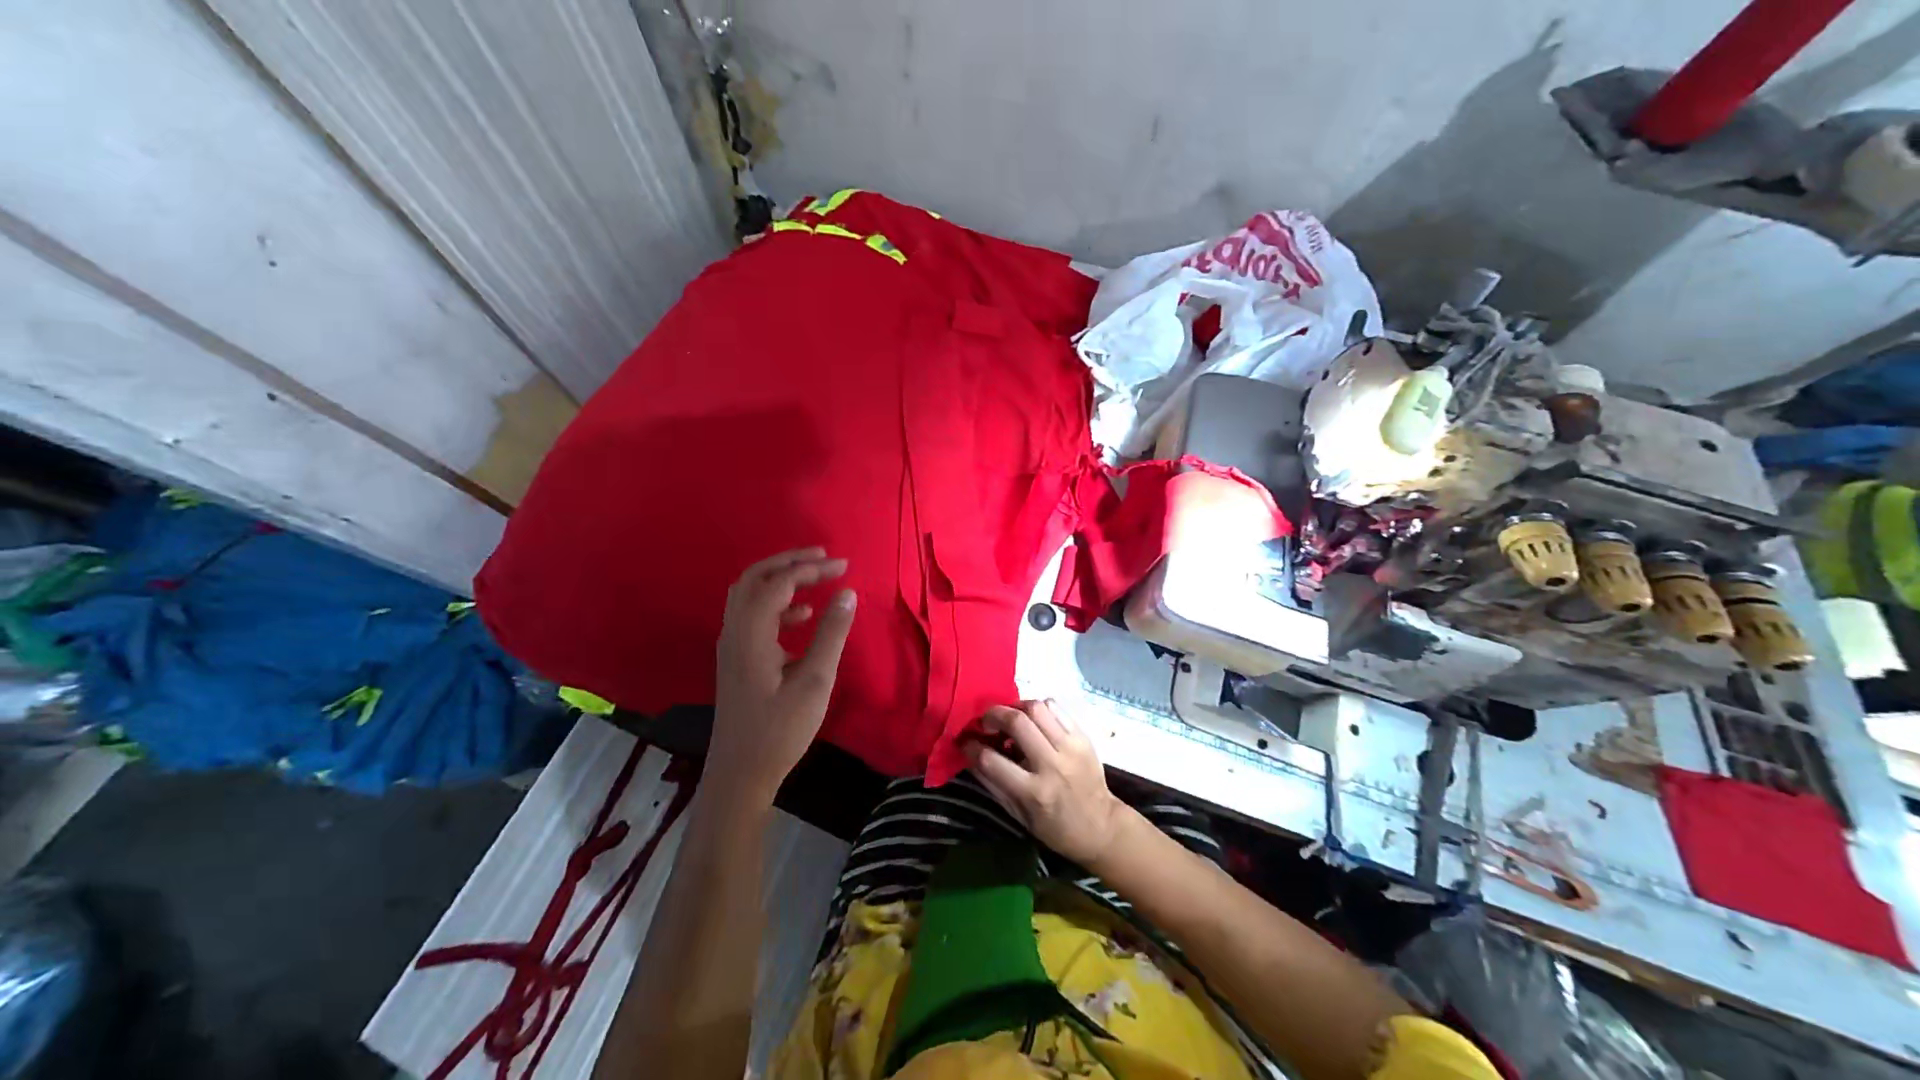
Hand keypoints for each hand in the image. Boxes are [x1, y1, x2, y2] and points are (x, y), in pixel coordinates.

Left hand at [707, 548, 856, 804]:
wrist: (740, 773)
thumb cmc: (780, 729)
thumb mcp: (815, 681)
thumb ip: (831, 633)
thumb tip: (847, 592)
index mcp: (751, 633)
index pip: (778, 583)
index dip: (810, 568)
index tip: (843, 565)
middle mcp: (734, 631)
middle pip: (754, 578)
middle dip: (789, 562)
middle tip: (823, 557)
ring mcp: (731, 646)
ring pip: (749, 595)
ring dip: (780, 580)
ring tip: (815, 578)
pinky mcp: (736, 659)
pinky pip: (752, 616)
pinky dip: (777, 605)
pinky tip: (802, 617)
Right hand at [963, 700, 1130, 865]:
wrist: (1102, 827)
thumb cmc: (1055, 828)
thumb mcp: (1019, 816)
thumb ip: (993, 784)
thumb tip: (969, 755)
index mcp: (1034, 792)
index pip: (992, 760)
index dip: (971, 747)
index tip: (965, 742)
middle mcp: (1052, 765)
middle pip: (1017, 722)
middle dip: (993, 715)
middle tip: (985, 721)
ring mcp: (1071, 747)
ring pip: (1037, 708)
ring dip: (1016, 707)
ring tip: (1010, 717)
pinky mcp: (1083, 737)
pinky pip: (1057, 708)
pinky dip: (1039, 707)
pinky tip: (1033, 719)